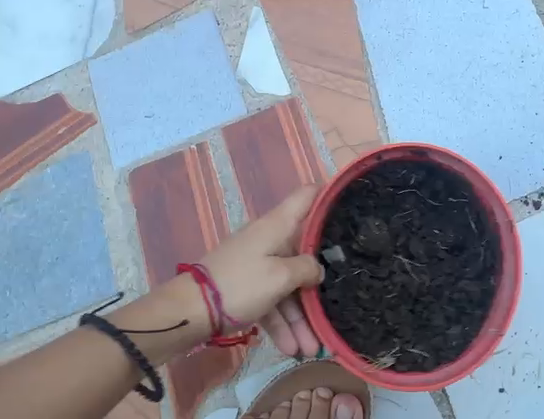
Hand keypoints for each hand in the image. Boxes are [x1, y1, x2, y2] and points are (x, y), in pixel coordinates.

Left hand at [199, 185, 325, 356]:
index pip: (308, 195)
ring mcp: (258, 263)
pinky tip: (291, 348)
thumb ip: (306, 269)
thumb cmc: (241, 284)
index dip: (329, 195)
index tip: (351, 208)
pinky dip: (281, 322)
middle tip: (338, 305)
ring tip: (312, 348)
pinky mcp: (247, 286)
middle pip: (304, 251)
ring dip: (300, 315)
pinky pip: (272, 300)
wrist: (191, 311)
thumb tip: (318, 268)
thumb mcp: (280, 277)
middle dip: (320, 281)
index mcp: (279, 224)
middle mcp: (271, 238)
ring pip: (288, 283)